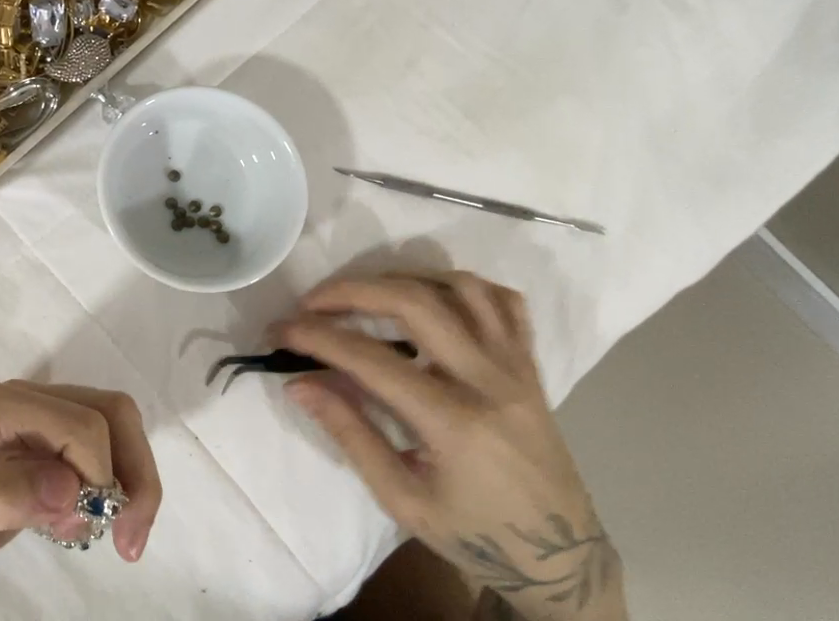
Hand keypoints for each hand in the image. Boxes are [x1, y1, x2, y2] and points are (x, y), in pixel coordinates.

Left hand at [0, 380, 162, 613]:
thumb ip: (1, 496)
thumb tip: (70, 483)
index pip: (79, 421)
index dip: (101, 472)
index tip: (91, 526)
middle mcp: (22, 403)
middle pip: (108, 413)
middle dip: (132, 472)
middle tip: (128, 540)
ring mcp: (35, 423)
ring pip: (113, 428)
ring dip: (130, 480)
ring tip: (116, 537)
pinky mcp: (44, 450)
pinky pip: (100, 453)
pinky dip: (113, 487)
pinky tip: (85, 526)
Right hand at [273, 273, 625, 620]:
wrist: (560, 558)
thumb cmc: (475, 535)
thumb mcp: (403, 500)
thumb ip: (351, 435)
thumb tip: (298, 383)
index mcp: (456, 424)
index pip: (371, 359)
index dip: (316, 337)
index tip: (278, 331)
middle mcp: (491, 383)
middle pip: (415, 303)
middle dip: (351, 291)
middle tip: (311, 302)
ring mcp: (517, 369)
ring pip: (461, 289)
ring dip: (403, 279)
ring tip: (365, 294)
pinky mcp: (530, 367)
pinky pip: (503, 303)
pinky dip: (461, 287)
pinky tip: (429, 298)